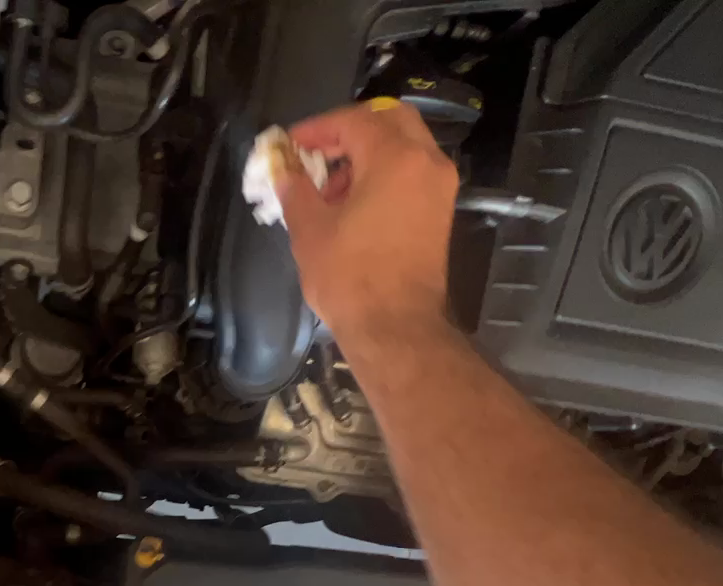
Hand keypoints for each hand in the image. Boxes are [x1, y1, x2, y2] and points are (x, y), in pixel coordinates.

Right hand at [274, 99, 460, 350]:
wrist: (394, 326)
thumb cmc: (348, 278)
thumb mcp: (310, 232)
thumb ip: (296, 192)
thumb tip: (283, 170)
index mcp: (394, 159)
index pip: (354, 121)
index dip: (318, 128)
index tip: (291, 143)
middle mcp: (425, 162)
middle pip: (389, 121)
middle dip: (349, 132)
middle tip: (316, 153)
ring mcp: (438, 187)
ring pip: (403, 147)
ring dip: (366, 155)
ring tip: (330, 188)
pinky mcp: (439, 212)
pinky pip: (411, 173)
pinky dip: (383, 175)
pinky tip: (353, 205)